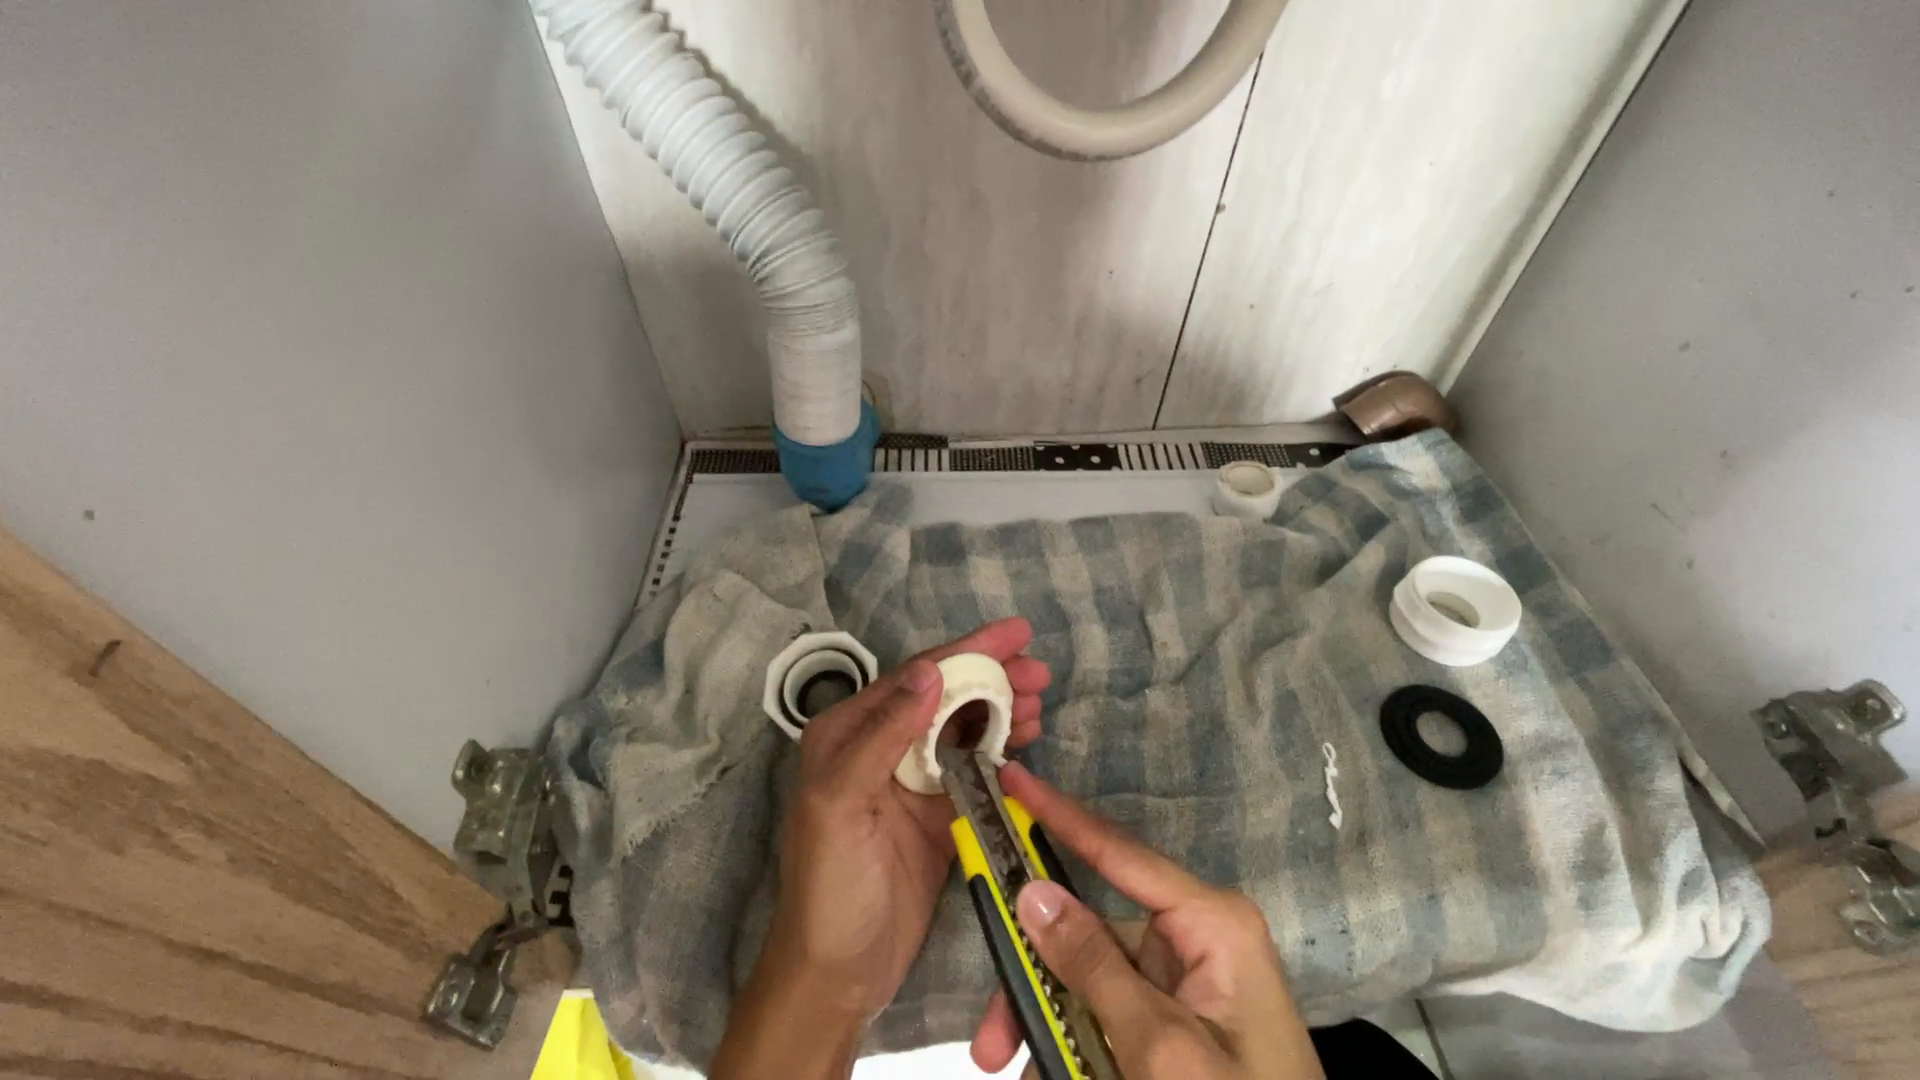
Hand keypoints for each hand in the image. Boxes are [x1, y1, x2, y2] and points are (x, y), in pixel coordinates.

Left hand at [712, 618, 1050, 1079]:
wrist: (837, 973)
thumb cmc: (830, 886)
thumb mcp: (839, 804)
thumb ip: (882, 735)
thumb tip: (929, 672)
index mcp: (846, 734)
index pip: (915, 679)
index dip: (967, 652)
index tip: (1017, 633)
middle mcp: (877, 748)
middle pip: (943, 697)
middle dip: (991, 677)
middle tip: (1040, 672)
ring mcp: (909, 782)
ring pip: (961, 728)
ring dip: (1000, 709)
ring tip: (1040, 701)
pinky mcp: (934, 814)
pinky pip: (972, 768)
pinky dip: (1000, 749)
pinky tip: (1026, 738)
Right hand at [970, 764, 1324, 1079]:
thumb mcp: (1161, 1047)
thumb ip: (1093, 967)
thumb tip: (1032, 892)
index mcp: (1209, 920)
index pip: (1118, 852)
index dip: (1058, 813)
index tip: (1011, 778)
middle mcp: (1192, 932)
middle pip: (1086, 928)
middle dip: (1032, 973)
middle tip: (989, 1035)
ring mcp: (1180, 974)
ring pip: (1084, 970)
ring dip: (1043, 1014)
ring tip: (1005, 1061)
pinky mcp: (1170, 1009)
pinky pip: (1103, 1004)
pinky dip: (1070, 1033)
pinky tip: (1048, 1066)